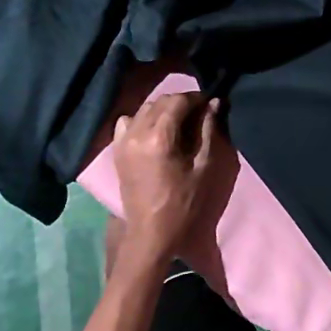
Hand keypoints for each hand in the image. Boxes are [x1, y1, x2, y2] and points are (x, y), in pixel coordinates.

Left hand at [112, 93, 228, 260]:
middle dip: (180, 103)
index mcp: (158, 137)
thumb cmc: (182, 204)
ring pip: (143, 109)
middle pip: (160, 102)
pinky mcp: (116, 150)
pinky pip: (127, 122)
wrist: (150, 232)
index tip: (209, 104)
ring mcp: (122, 140)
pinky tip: (153, 131)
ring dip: (162, 109)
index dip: (196, 98)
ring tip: (178, 123)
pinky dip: (141, 119)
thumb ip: (208, 131)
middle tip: (198, 114)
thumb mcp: (203, 168)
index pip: (177, 101)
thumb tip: (214, 103)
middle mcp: (136, 132)